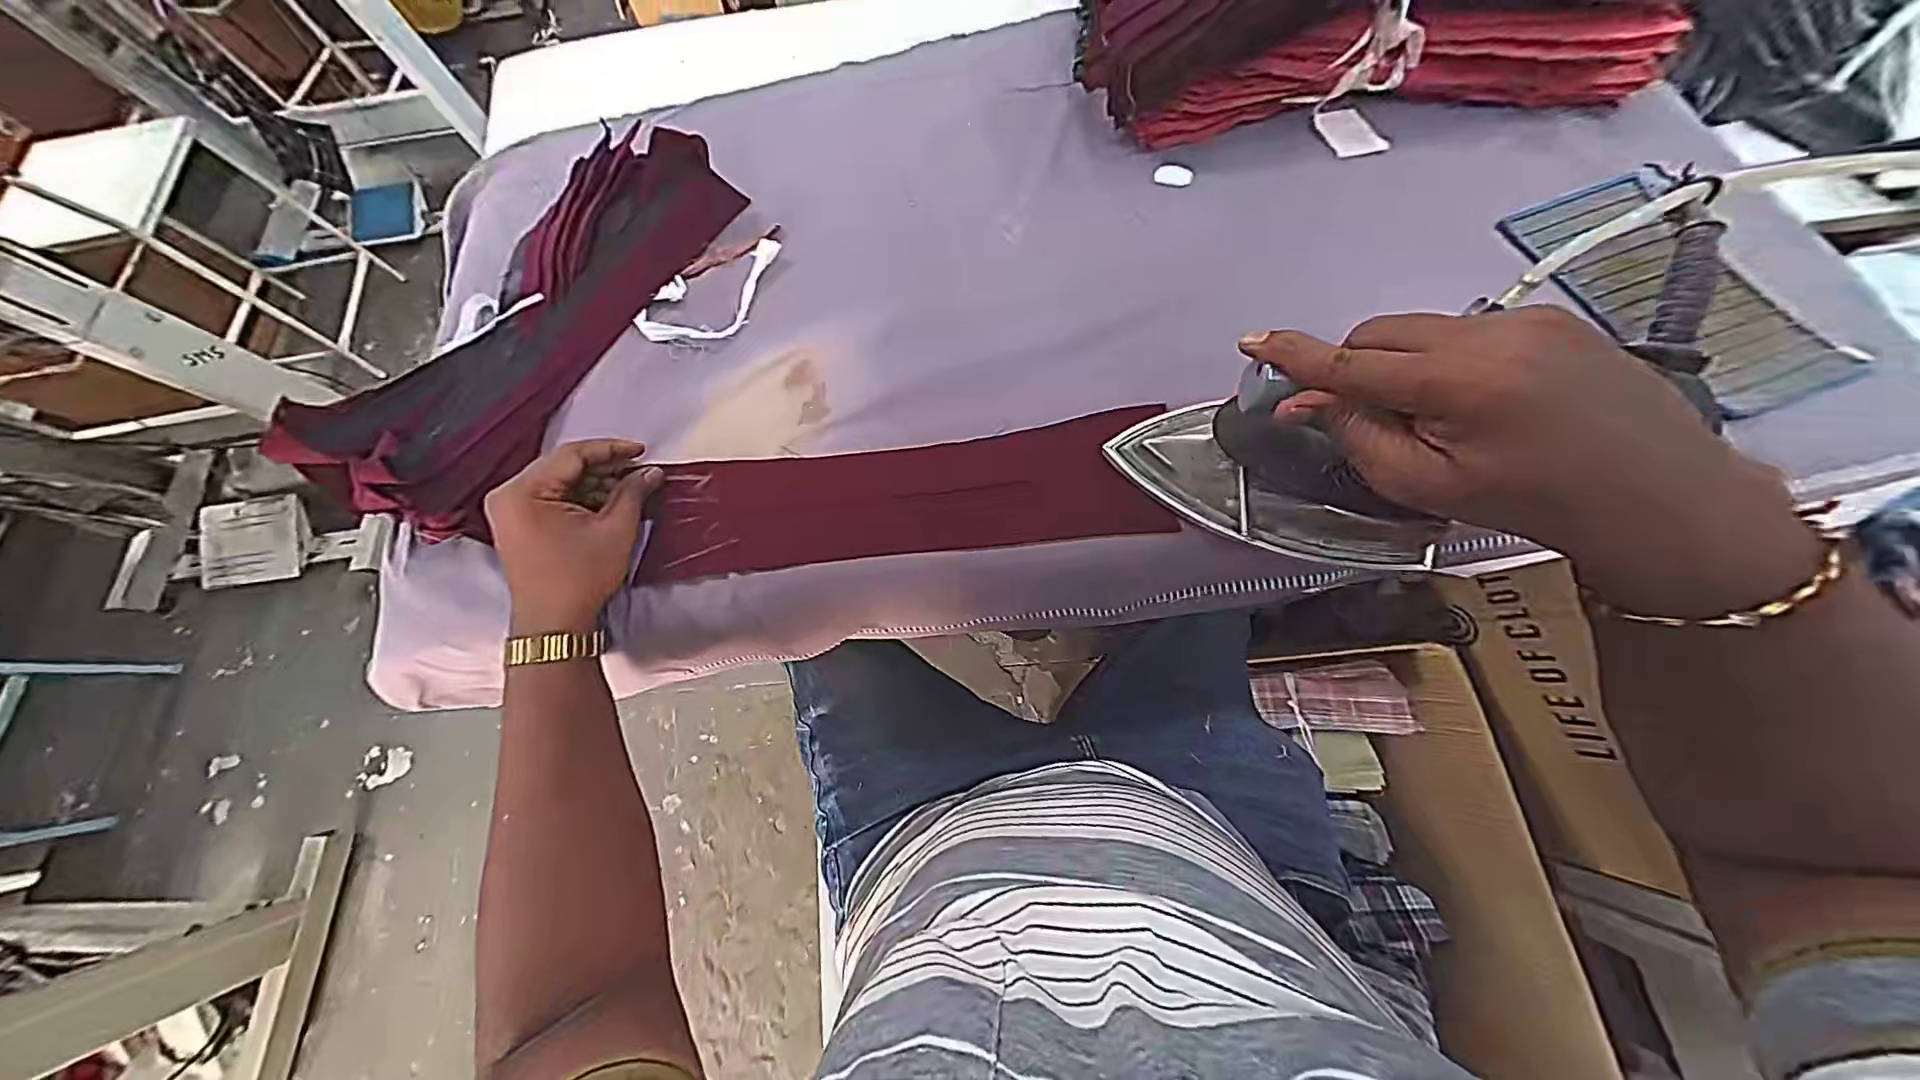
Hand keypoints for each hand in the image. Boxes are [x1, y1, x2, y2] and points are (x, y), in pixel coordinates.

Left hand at [484, 439, 664, 632]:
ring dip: (596, 483)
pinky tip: (610, 502)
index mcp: (523, 492)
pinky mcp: (519, 524)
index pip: (571, 455)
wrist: (554, 622)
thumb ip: (633, 493)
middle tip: (640, 470)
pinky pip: (553, 498)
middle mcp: (508, 494)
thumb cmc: (581, 577)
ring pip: (560, 482)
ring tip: (631, 487)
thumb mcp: (616, 530)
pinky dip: (582, 498)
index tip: (641, 451)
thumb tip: (652, 472)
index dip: (611, 449)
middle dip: (605, 467)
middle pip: (563, 466)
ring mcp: (510, 510)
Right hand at [1238, 307, 1821, 615]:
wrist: (1654, 493)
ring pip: (1419, 328)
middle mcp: (1493, 334)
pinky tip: (1472, 400)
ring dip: (1398, 364)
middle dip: (1353, 366)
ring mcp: (1528, 319)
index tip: (1252, 342)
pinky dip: (1440, 359)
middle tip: (1365, 416)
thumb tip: (1302, 403)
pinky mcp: (1552, 318)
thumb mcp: (1423, 483)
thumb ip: (1356, 434)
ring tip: (1432, 415)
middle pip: (1379, 332)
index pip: (1351, 361)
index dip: (1293, 354)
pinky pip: (1462, 328)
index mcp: (1459, 382)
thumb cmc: (1530, 501)